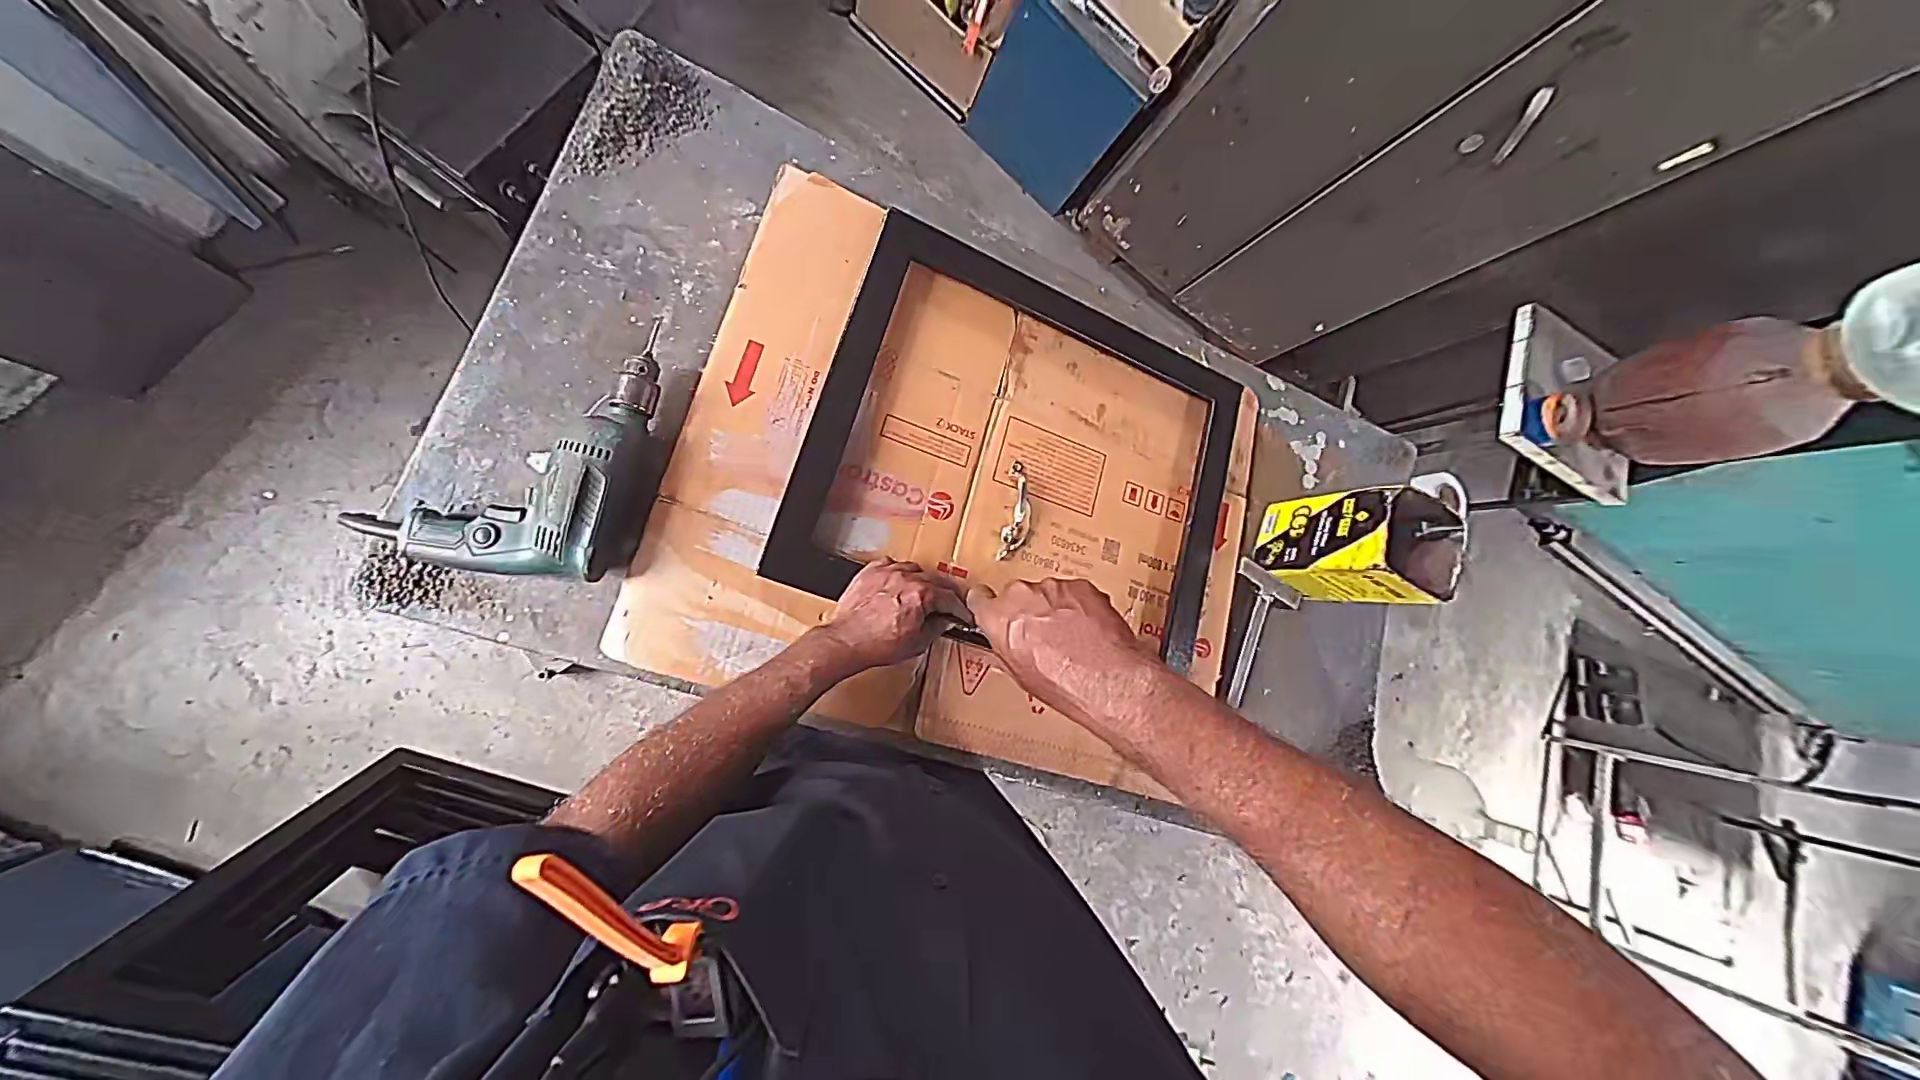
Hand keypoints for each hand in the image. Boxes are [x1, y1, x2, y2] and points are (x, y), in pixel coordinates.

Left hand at [809, 559, 969, 675]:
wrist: (846, 641)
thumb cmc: (876, 644)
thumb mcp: (917, 643)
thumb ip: (937, 627)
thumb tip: (946, 620)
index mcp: (921, 595)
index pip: (950, 598)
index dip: (961, 609)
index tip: (964, 614)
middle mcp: (906, 578)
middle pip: (936, 579)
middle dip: (946, 593)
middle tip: (949, 603)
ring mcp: (887, 572)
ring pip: (915, 569)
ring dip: (923, 580)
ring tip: (924, 591)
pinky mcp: (871, 571)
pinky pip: (891, 564)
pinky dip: (899, 572)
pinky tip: (899, 581)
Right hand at [963, 578, 1173, 733]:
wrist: (1105, 679)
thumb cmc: (1063, 683)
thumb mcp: (1020, 675)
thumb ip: (1006, 648)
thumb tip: (1007, 646)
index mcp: (998, 618)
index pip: (978, 598)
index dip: (987, 604)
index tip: (991, 608)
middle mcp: (1021, 596)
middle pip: (1017, 595)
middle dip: (1028, 610)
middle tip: (1042, 635)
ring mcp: (1053, 587)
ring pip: (1048, 592)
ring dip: (1055, 608)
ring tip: (1071, 637)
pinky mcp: (1081, 585)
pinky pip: (1074, 592)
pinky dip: (1079, 605)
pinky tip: (1088, 630)